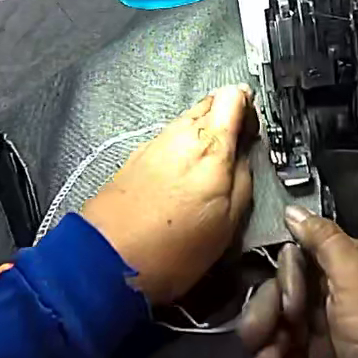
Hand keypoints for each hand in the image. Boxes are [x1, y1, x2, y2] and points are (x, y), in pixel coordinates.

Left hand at [80, 85, 254, 303]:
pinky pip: (169, 138)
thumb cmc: (173, 247)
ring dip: (203, 134)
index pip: (234, 95)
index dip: (248, 106)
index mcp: (211, 144)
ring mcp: (155, 142)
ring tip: (207, 169)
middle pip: (211, 102)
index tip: (252, 129)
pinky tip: (181, 178)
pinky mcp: (136, 156)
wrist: (105, 263)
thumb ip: (244, 177)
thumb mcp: (229, 221)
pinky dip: (181, 148)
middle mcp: (182, 133)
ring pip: (188, 120)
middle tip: (234, 149)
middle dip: (227, 118)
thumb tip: (245, 157)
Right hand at [235, 207, 357, 357]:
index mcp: (355, 269)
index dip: (289, 272)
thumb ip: (325, 243)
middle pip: (284, 289)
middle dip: (267, 309)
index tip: (290, 296)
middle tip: (264, 332)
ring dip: (261, 344)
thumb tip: (295, 210)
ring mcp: (325, 337)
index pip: (305, 253)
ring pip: (276, 325)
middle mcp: (338, 298)